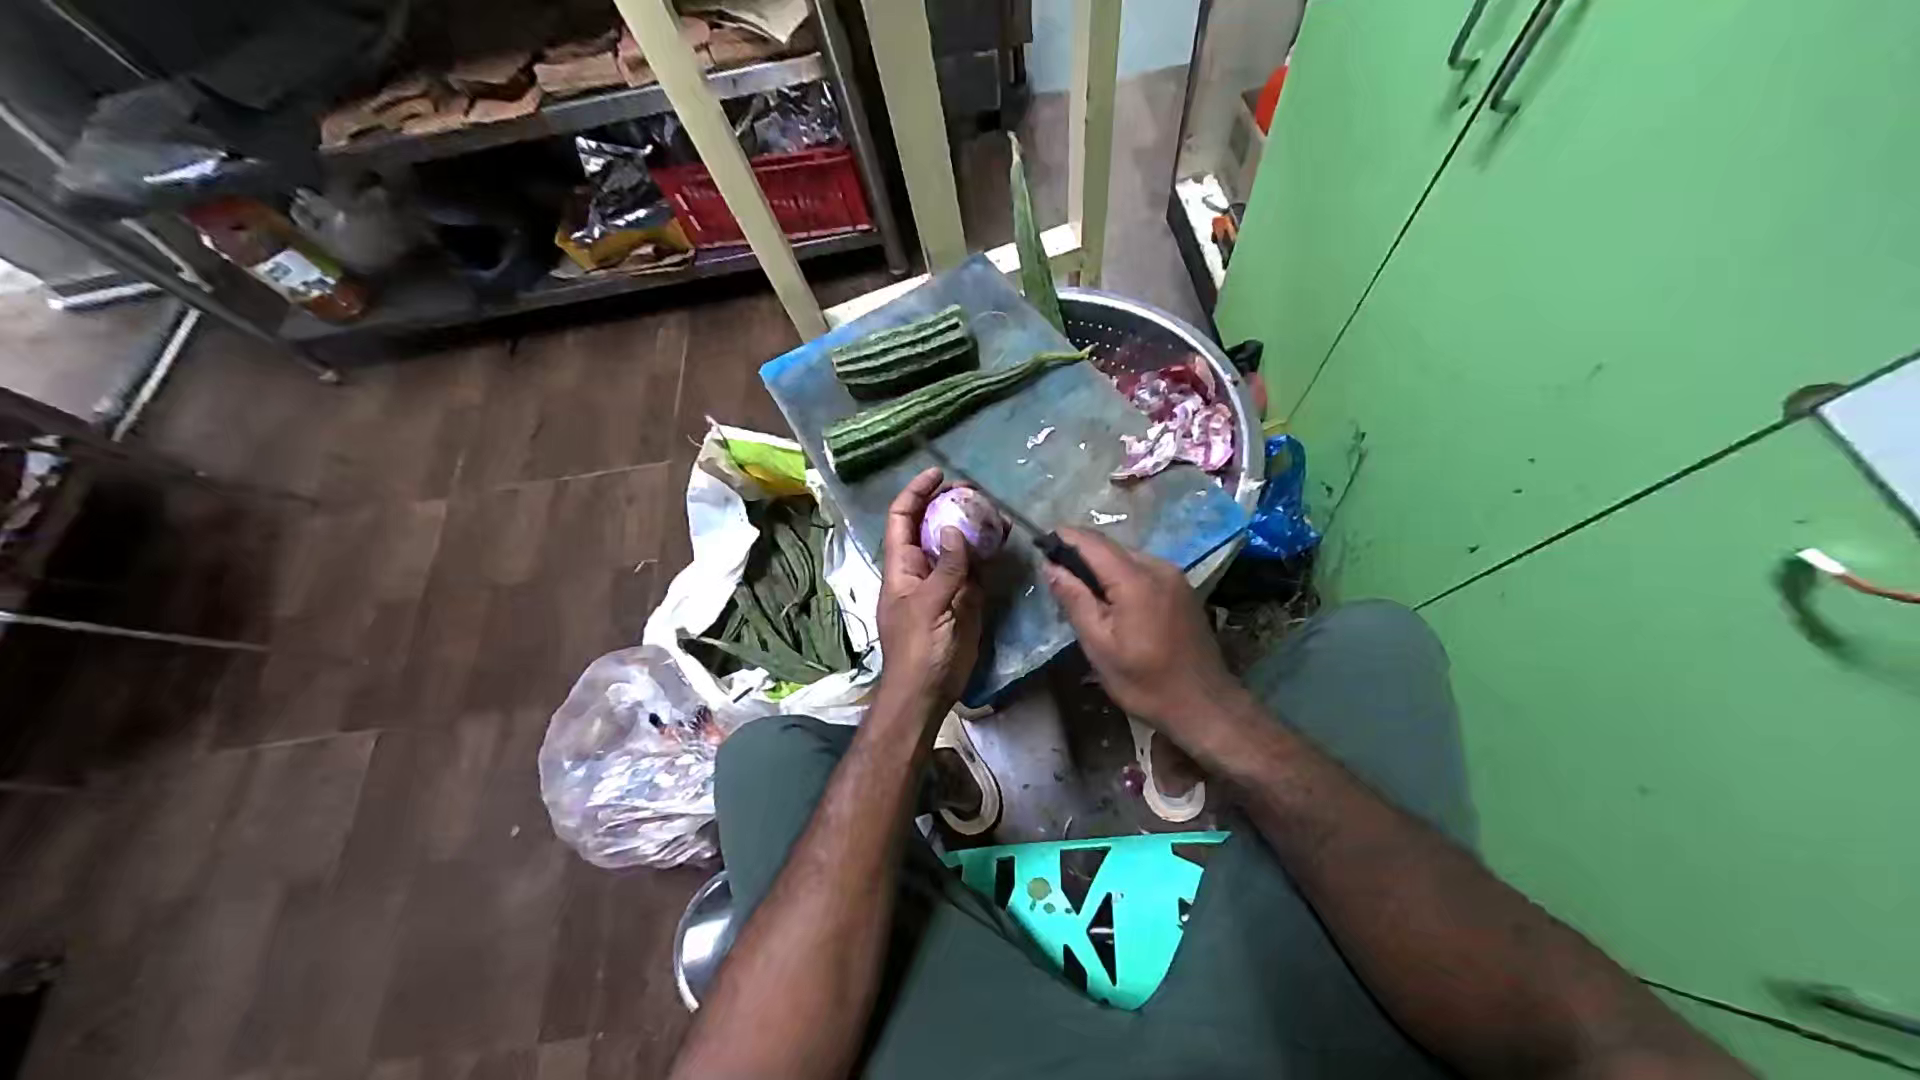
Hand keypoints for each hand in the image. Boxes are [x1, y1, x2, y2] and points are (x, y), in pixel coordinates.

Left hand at [876, 468, 982, 718]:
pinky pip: (976, 568)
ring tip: (997, 510)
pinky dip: (988, 551)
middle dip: (951, 504)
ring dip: (975, 526)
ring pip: (959, 544)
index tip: (938, 474)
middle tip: (978, 492)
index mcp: (901, 565)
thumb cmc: (917, 649)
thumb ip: (945, 568)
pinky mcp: (965, 598)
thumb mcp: (928, 605)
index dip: (916, 492)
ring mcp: (944, 582)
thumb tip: (956, 529)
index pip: (902, 517)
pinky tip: (1004, 538)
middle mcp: (922, 568)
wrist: (928, 691)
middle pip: (933, 525)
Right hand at [1043, 528, 1248, 753]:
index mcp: (1136, 580)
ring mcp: (1174, 576)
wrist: (1205, 706)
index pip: (1093, 542)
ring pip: (1126, 557)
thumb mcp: (1099, 646)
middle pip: (1110, 546)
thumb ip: (1074, 600)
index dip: (1064, 537)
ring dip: (1100, 566)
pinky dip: (1120, 575)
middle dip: (1080, 553)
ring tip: (1078, 589)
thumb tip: (1050, 566)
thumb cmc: (1146, 683)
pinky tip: (1109, 599)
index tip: (1040, 543)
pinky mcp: (1181, 588)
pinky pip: (1142, 569)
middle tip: (1054, 573)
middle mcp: (1158, 567)